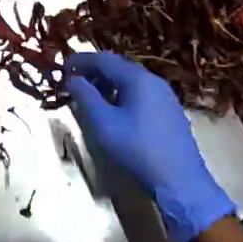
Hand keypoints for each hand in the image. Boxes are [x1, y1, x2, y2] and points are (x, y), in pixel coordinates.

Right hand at [63, 52, 235, 241]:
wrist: (181, 182)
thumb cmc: (137, 149)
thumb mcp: (103, 122)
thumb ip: (85, 96)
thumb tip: (72, 79)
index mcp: (138, 79)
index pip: (104, 59)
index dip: (80, 60)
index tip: (61, 67)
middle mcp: (154, 82)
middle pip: (118, 67)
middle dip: (93, 71)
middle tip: (72, 81)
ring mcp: (165, 98)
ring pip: (130, 81)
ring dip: (106, 84)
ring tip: (88, 96)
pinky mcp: (169, 113)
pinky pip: (140, 94)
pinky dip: (121, 95)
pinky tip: (112, 111)